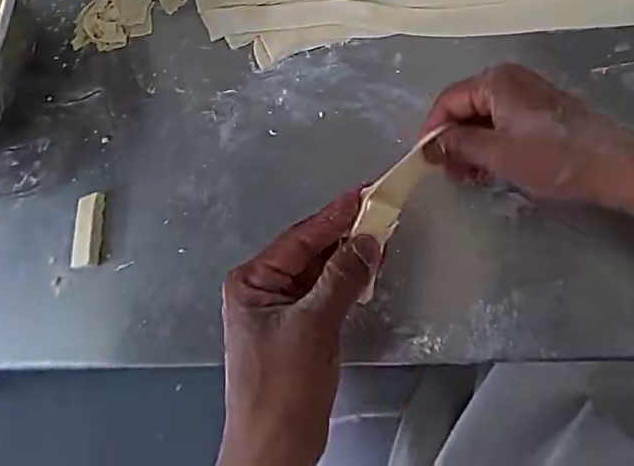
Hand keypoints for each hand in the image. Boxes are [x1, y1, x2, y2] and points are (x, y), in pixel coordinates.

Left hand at [219, 187, 380, 465]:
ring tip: (381, 232)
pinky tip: (370, 267)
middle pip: (312, 249)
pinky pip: (329, 289)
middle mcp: (265, 289)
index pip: (300, 237)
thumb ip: (341, 278)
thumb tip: (367, 241)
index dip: (335, 214)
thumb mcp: (312, 326)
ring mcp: (283, 309)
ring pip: (323, 268)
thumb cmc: (279, 393)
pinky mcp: (302, 327)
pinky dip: (350, 278)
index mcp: (252, 282)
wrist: (275, 456)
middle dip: (346, 232)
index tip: (363, 194)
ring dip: (351, 254)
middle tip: (379, 209)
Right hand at [420, 62, 633, 209]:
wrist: (617, 166)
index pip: (448, 100)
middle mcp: (510, 78)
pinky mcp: (544, 108)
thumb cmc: (554, 158)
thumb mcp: (498, 154)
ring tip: (472, 177)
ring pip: (486, 115)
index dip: (432, 130)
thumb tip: (432, 144)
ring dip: (473, 145)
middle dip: (454, 139)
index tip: (424, 160)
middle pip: (466, 105)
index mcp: (495, 80)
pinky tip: (494, 168)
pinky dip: (494, 142)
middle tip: (450, 174)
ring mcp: (529, 92)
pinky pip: (506, 120)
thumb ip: (460, 145)